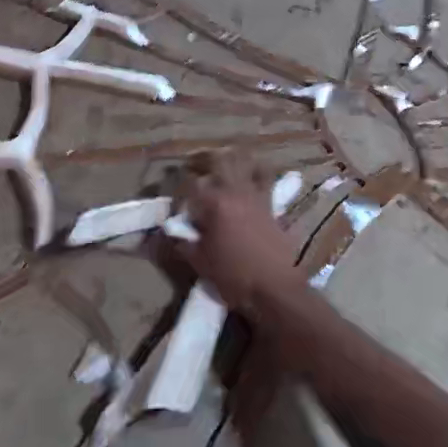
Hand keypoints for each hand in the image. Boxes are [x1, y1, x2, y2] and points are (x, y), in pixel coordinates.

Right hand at [169, 152, 301, 313]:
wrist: (274, 288)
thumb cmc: (233, 276)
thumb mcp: (200, 262)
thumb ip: (184, 242)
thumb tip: (173, 231)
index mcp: (215, 203)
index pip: (191, 183)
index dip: (180, 187)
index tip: (175, 197)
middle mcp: (236, 192)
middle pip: (220, 161)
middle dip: (204, 160)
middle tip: (194, 165)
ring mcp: (257, 195)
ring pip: (247, 162)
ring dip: (233, 158)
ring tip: (224, 160)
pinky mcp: (273, 204)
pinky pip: (267, 178)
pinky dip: (259, 171)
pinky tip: (254, 173)